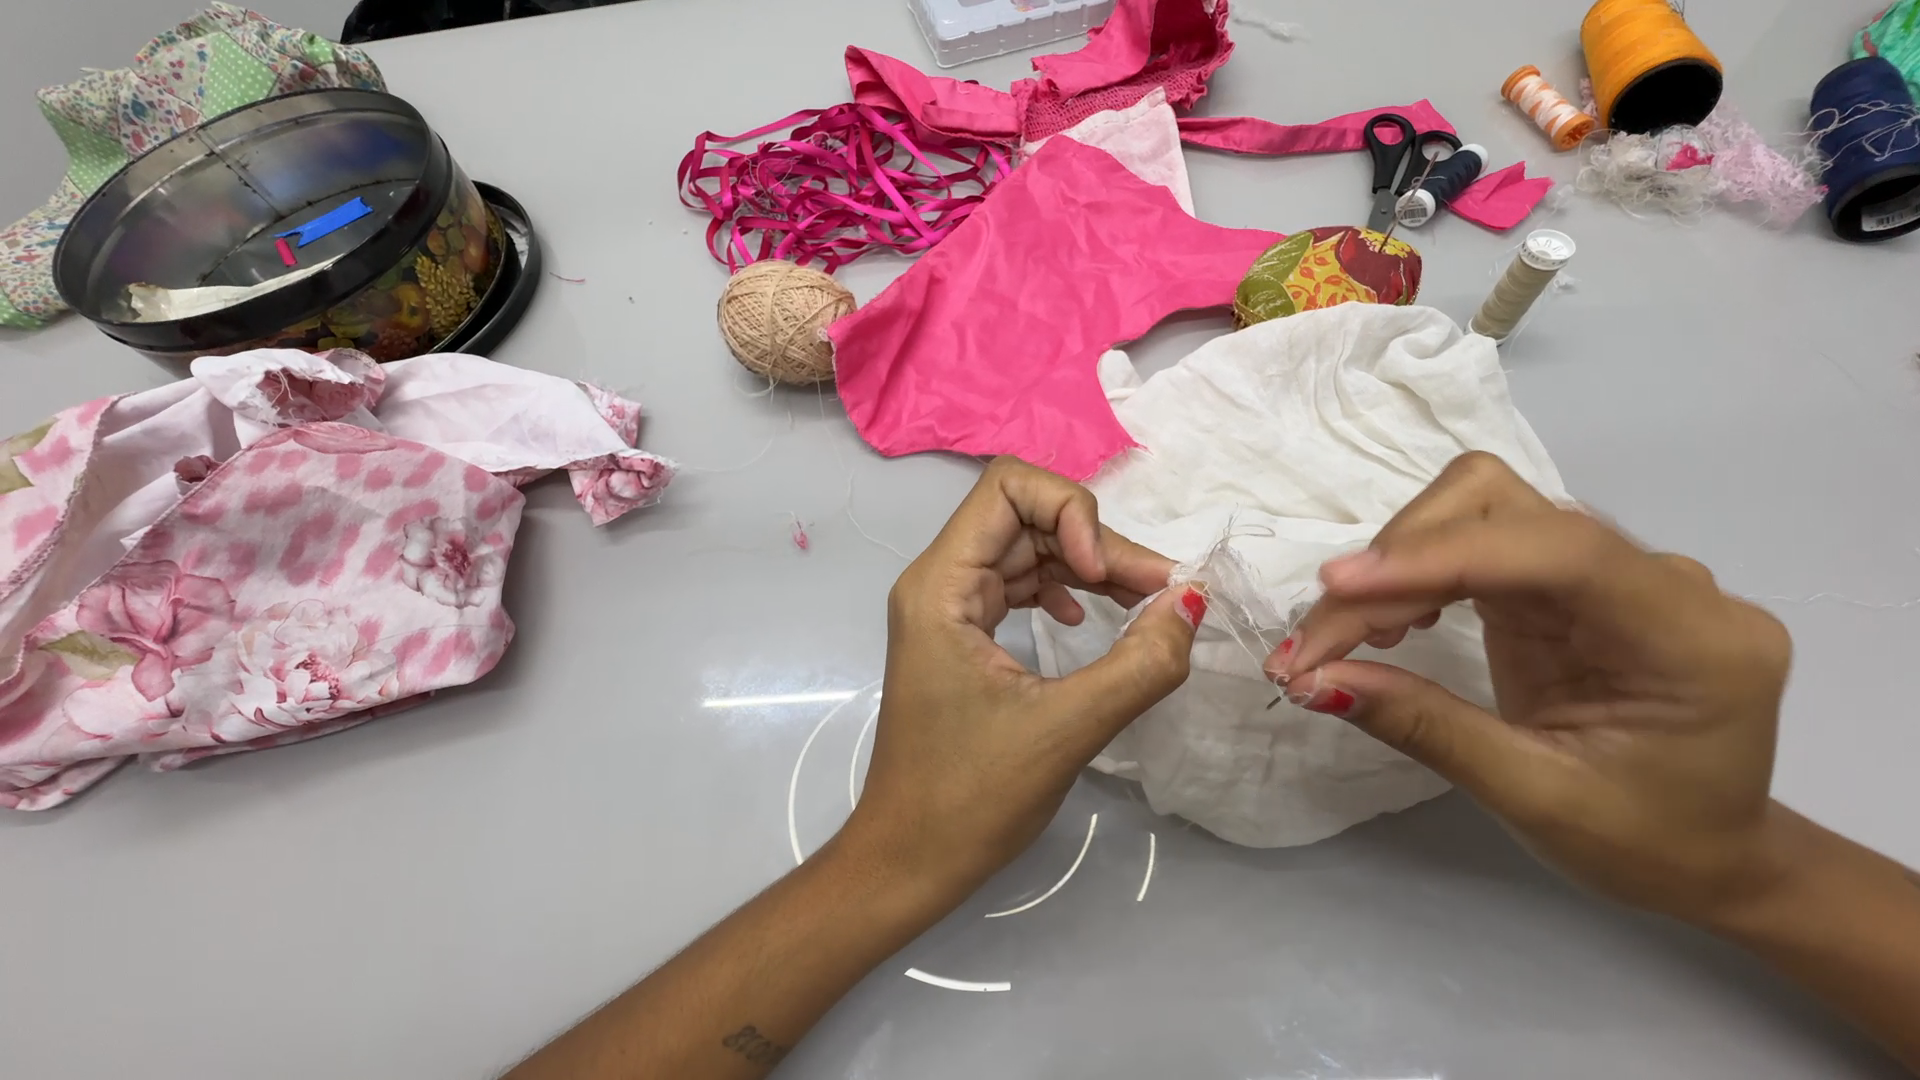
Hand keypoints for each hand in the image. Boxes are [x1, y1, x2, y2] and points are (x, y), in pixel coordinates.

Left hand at [847, 457, 1202, 894]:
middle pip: (1026, 517)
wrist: (909, 857)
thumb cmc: (971, 798)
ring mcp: (949, 607)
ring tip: (1144, 604)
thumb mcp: (1067, 730)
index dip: (1070, 510)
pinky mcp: (963, 633)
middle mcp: (938, 581)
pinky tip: (1086, 617)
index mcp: (941, 586)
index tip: (1107, 577)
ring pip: (1028, 549)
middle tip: (1160, 594)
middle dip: (1096, 543)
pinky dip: (1063, 589)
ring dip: (1088, 567)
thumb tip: (1191, 603)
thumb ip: (1139, 665)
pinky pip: (1020, 585)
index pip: (1007, 487)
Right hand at [1267, 452, 1792, 924]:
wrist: (1705, 853)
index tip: (1335, 587)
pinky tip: (1390, 621)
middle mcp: (1655, 579)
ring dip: (1393, 564)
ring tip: (1345, 635)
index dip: (1438, 555)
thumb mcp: (1532, 797)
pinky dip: (1409, 574)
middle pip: (1501, 509)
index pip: (1556, 550)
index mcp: (1690, 638)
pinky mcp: (1557, 581)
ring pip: (1474, 512)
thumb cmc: (1643, 841)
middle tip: (1320, 642)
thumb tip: (1311, 680)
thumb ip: (1424, 726)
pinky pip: (1468, 546)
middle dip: (1396, 564)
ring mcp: (1604, 571)